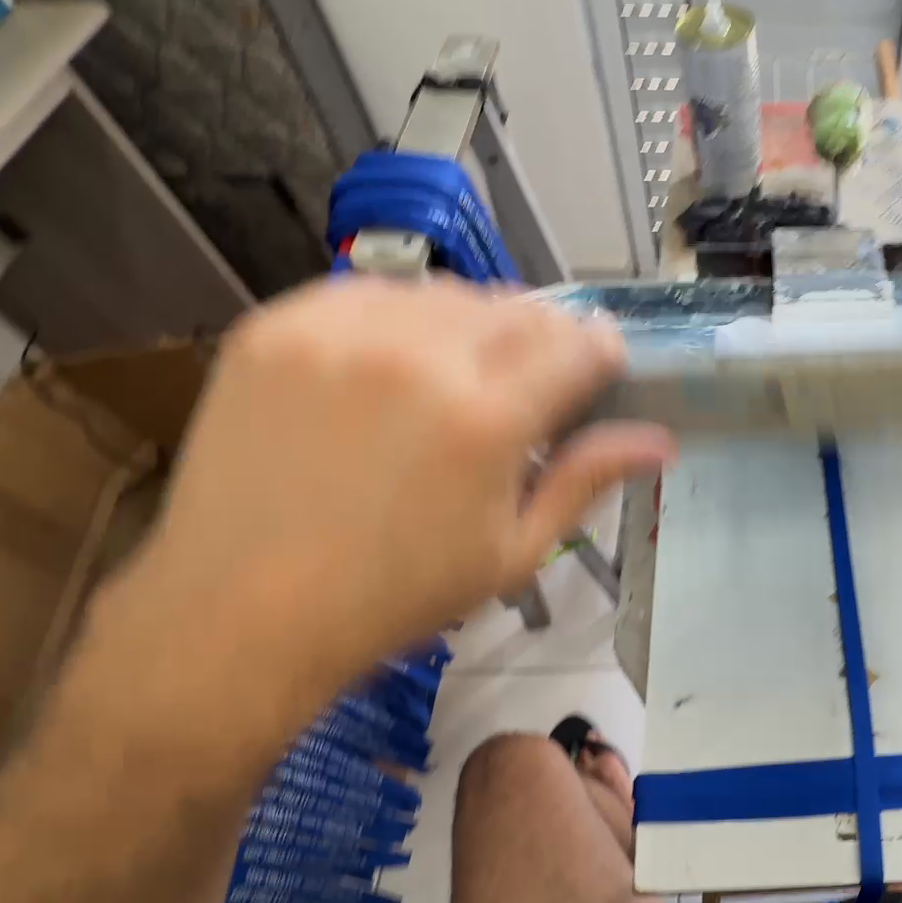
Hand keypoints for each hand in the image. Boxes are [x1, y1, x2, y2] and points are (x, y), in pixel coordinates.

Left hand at [71, 276, 674, 754]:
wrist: (240, 611)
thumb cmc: (396, 596)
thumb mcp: (513, 553)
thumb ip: (588, 480)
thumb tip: (661, 442)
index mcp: (488, 420)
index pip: (577, 345)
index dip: (602, 350)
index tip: (603, 366)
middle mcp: (422, 356)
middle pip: (520, 309)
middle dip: (546, 338)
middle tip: (534, 381)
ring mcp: (342, 332)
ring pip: (449, 293)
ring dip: (478, 324)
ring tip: (465, 371)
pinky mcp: (280, 325)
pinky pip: (372, 291)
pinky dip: (404, 315)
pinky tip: (399, 359)